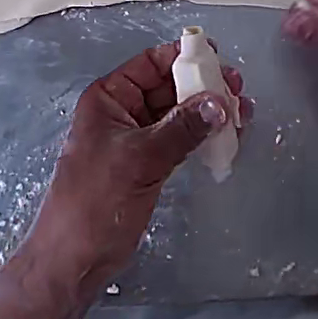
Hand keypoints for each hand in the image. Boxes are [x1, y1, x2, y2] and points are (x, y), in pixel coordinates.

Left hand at [23, 42, 245, 299]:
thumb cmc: (95, 202)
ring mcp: (138, 138)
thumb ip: (181, 129)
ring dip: (210, 111)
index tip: (217, 56)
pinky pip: (182, 138)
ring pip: (180, 112)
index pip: (150, 64)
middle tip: (238, 89)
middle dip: (204, 85)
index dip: (182, 56)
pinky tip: (229, 135)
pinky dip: (204, 135)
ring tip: (244, 111)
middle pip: (170, 86)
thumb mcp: (139, 159)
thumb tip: (220, 103)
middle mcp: (123, 111)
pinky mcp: (150, 162)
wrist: (74, 262)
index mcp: (109, 98)